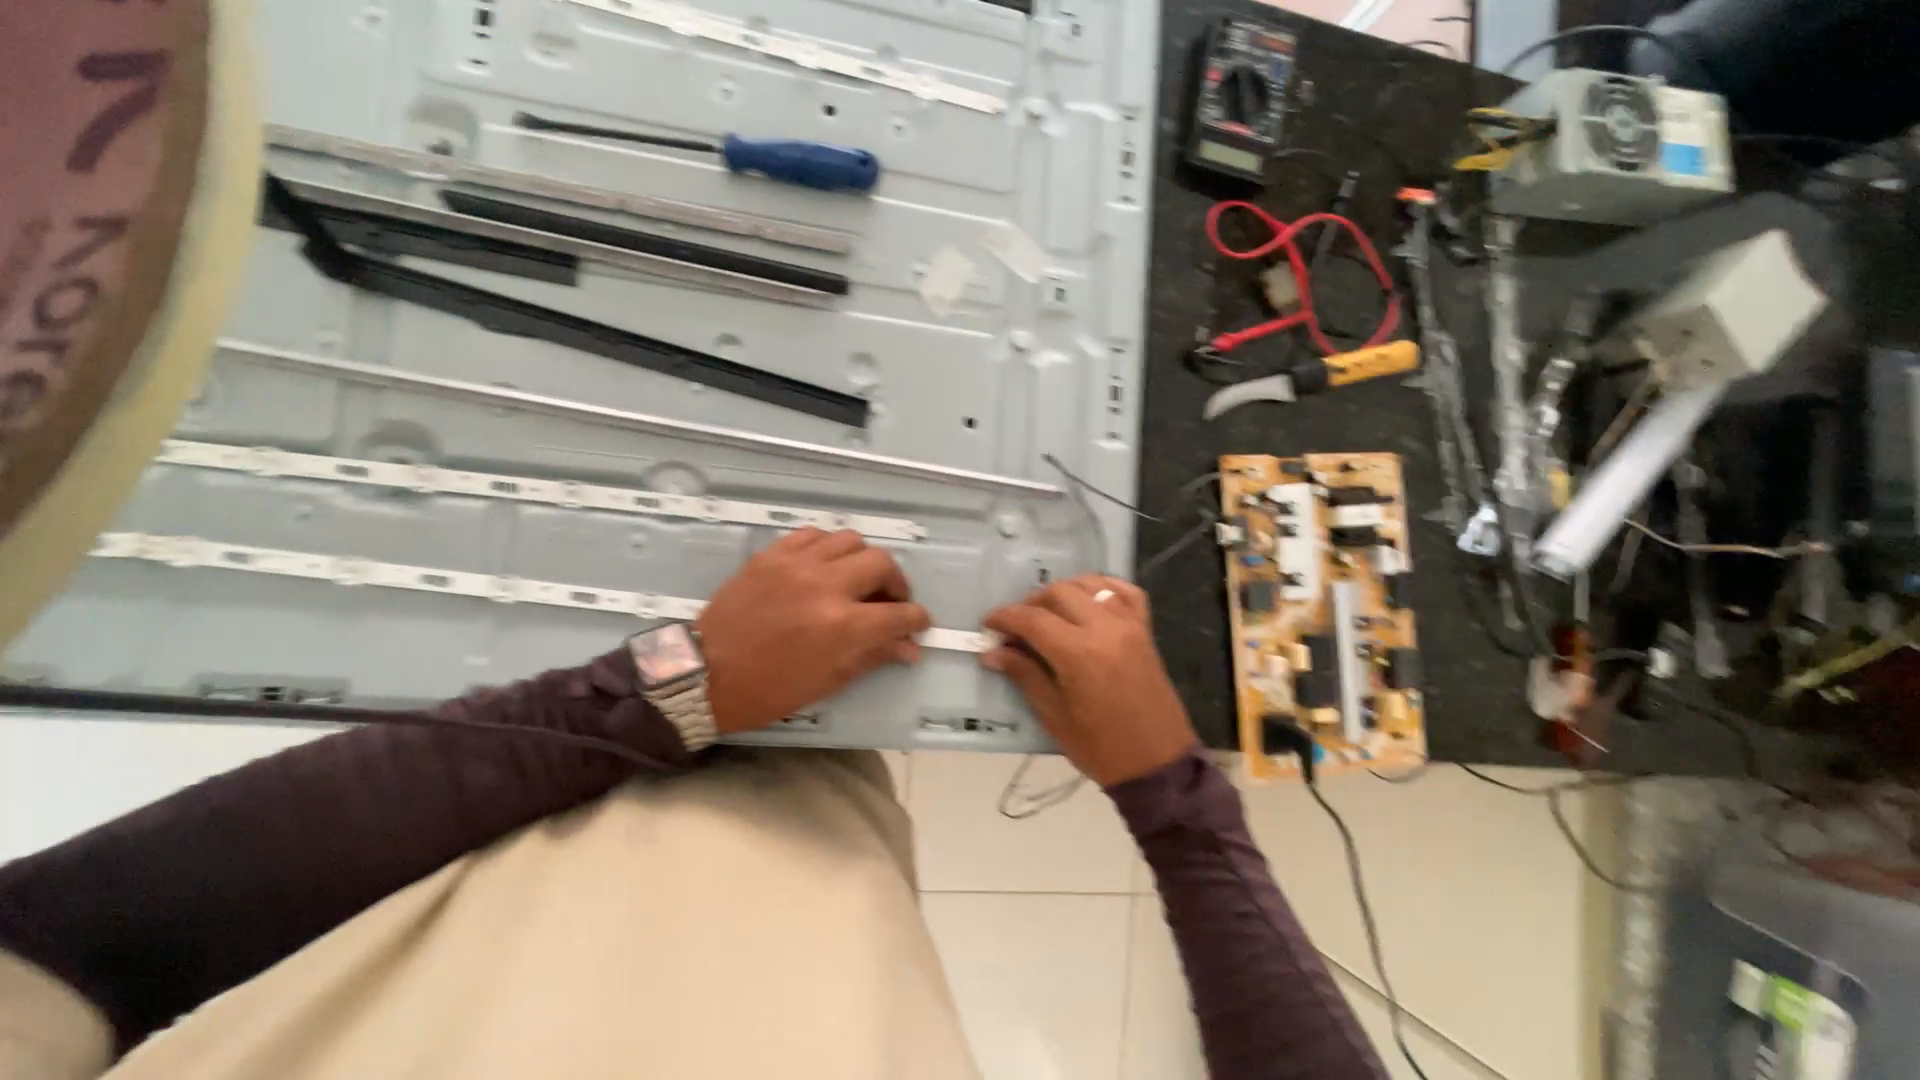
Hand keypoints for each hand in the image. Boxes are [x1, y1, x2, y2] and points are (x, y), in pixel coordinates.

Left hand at [696, 528, 931, 733]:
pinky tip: (825, 566)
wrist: (705, 675)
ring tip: (857, 580)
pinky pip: (813, 535)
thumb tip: (908, 647)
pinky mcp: (772, 554)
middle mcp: (825, 586)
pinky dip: (828, 548)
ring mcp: (797, 564)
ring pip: (850, 541)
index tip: (918, 623)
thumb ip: (872, 656)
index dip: (916, 619)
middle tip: (890, 602)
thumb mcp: (827, 680)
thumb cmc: (769, 689)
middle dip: (896, 584)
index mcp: (842, 626)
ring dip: (863, 560)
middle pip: (882, 564)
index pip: (899, 613)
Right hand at [981, 575, 1195, 786]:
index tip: (988, 625)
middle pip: (1058, 593)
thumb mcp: (1054, 716)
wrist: (1157, 763)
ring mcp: (1129, 625)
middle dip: (1030, 604)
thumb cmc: (1101, 748)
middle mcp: (1105, 628)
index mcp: (1078, 653)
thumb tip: (992, 652)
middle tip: (1016, 628)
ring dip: (1062, 592)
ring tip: (1047, 615)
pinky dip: (1101, 588)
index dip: (1004, 618)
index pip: (1031, 619)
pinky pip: (1124, 591)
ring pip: (1088, 585)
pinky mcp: (1146, 630)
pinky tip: (1087, 601)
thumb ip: (1025, 675)